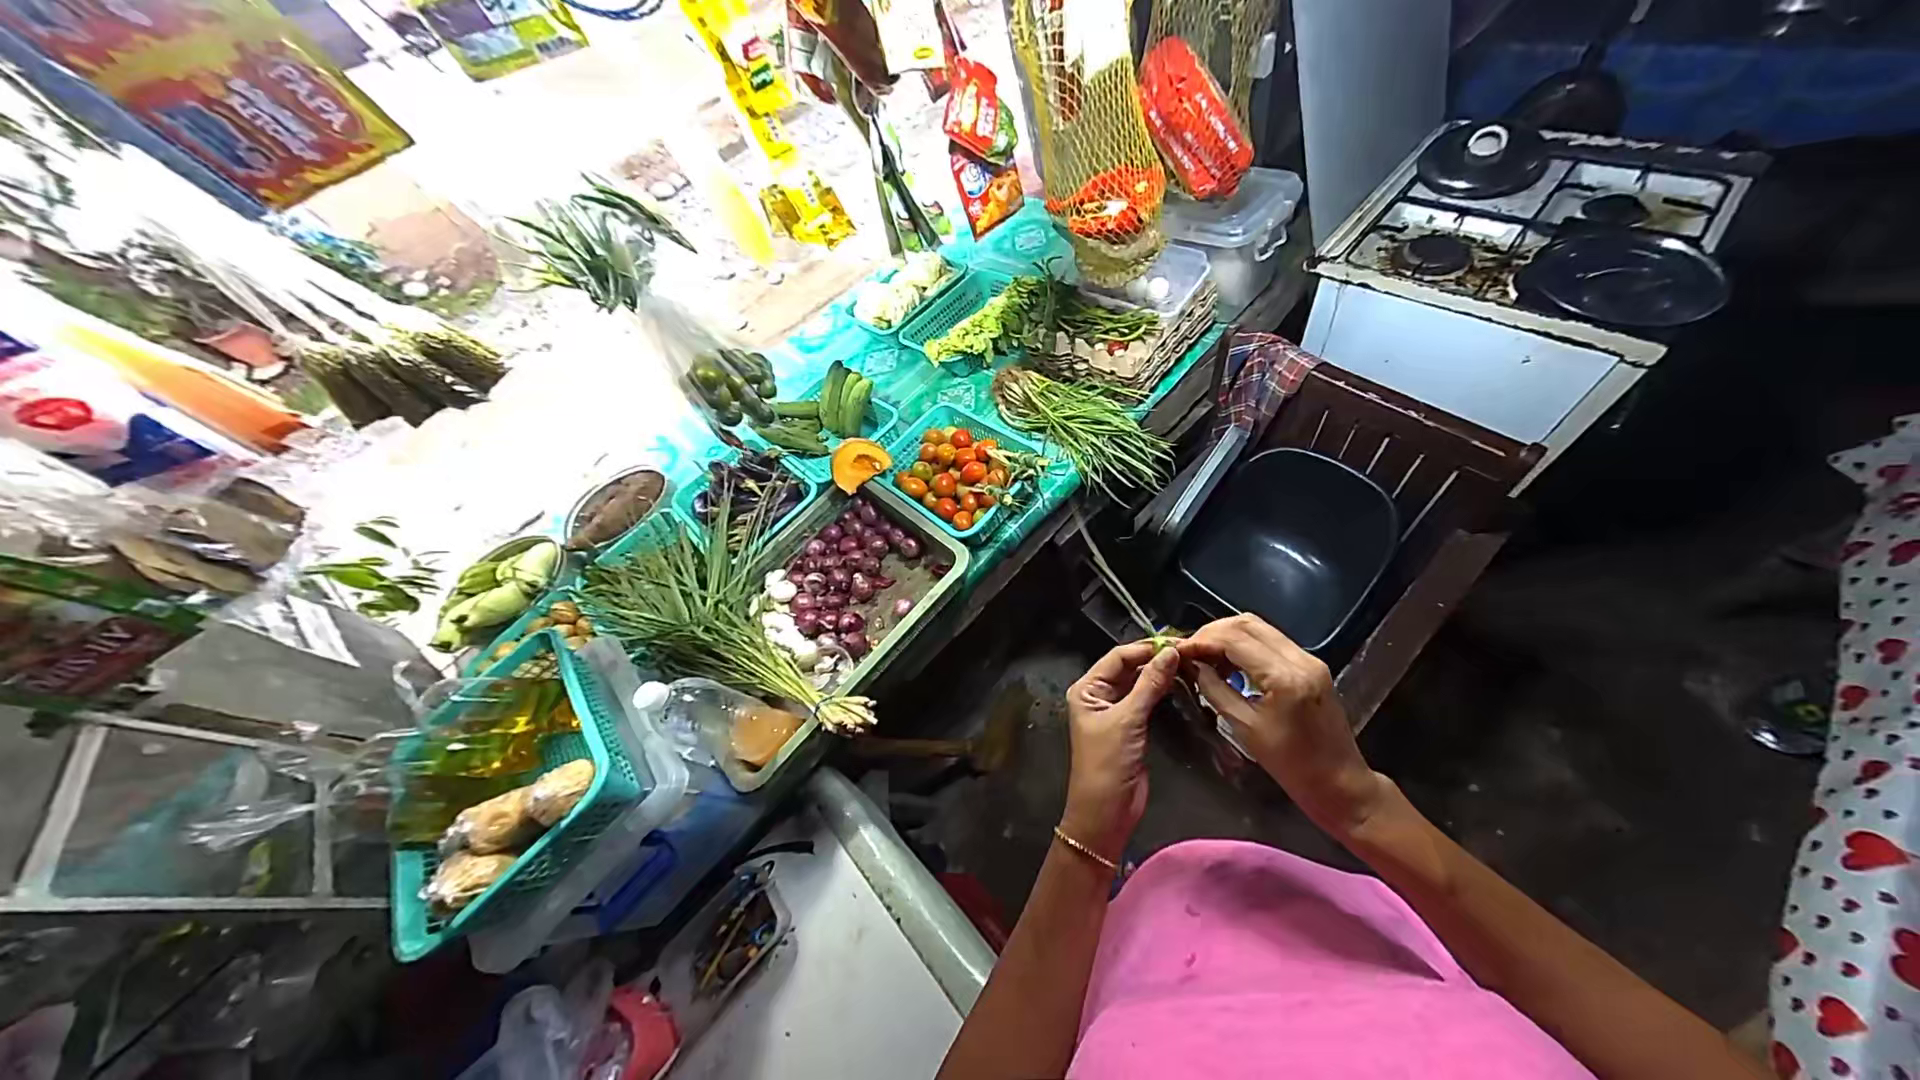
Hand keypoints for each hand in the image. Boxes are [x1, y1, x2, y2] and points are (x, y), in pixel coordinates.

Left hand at [1061, 641, 1179, 861]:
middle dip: (1156, 659)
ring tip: (1191, 662)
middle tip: (1190, 650)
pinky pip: (1147, 700)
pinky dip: (1163, 691)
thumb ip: (1150, 684)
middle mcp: (1098, 695)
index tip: (1177, 642)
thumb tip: (1171, 652)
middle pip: (1129, 667)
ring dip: (1161, 674)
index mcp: (1087, 688)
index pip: (1118, 656)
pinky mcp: (1131, 726)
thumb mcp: (1127, 720)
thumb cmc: (1108, 763)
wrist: (1106, 812)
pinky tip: (1182, 683)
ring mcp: (1115, 710)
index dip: (1146, 648)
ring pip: (1140, 683)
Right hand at [1176, 615, 1388, 833]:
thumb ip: (1215, 689)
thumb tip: (1192, 665)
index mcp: (1284, 677)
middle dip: (1212, 633)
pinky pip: (1270, 641)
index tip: (1179, 651)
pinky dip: (1244, 644)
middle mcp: (1300, 659)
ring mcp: (1309, 660)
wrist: (1340, 782)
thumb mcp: (1245, 727)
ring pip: (1259, 627)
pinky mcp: (1310, 665)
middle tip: (1190, 651)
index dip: (1201, 641)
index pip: (1234, 639)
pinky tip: (1229, 662)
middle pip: (1246, 624)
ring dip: (1227, 635)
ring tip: (1205, 656)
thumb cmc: (1291, 764)